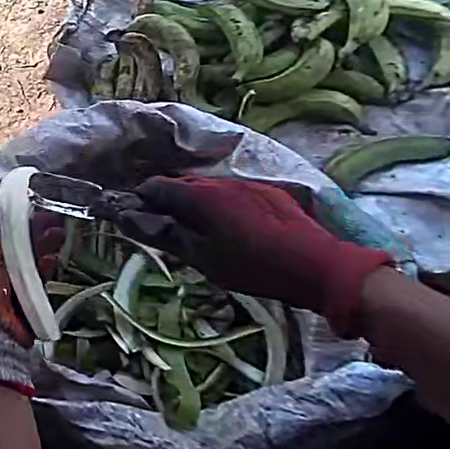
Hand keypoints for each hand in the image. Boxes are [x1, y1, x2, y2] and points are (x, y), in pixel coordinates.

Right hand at [128, 176, 391, 335]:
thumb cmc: (254, 266)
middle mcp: (219, 181)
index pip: (155, 186)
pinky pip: (231, 193)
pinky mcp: (267, 192)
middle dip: (167, 203)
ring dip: (195, 204)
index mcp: (199, 195)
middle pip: (181, 185)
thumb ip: (165, 235)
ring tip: (198, 230)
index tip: (137, 218)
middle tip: (166, 229)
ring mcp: (246, 184)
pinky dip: (220, 206)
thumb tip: (128, 218)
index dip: (141, 200)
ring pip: (207, 188)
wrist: (321, 267)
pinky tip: (230, 228)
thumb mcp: (203, 258)